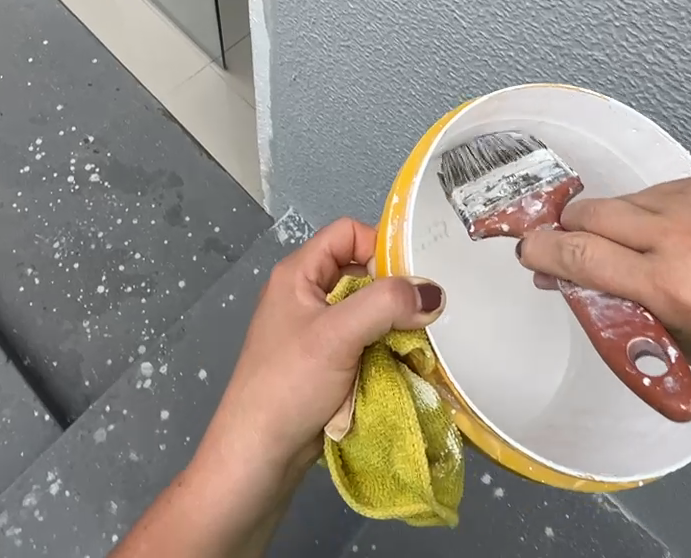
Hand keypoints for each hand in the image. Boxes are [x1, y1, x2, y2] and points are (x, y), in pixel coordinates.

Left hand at [198, 218, 445, 490]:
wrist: (256, 457)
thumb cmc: (289, 383)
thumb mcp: (338, 334)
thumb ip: (386, 304)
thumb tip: (433, 291)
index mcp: (298, 273)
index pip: (347, 234)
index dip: (380, 245)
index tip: (411, 277)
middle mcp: (305, 294)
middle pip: (360, 271)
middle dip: (393, 289)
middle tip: (424, 311)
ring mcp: (314, 330)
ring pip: (365, 309)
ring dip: (392, 324)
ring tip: (420, 341)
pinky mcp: (324, 362)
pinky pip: (363, 341)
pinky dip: (384, 348)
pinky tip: (405, 364)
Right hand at [515, 175, 690, 398]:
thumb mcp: (677, 340)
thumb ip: (615, 303)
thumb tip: (560, 274)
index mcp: (673, 287)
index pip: (578, 255)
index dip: (542, 251)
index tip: (529, 252)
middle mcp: (686, 237)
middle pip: (590, 213)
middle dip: (573, 231)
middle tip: (575, 250)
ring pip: (623, 200)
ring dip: (616, 223)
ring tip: (645, 251)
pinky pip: (659, 191)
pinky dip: (653, 213)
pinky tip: (679, 237)